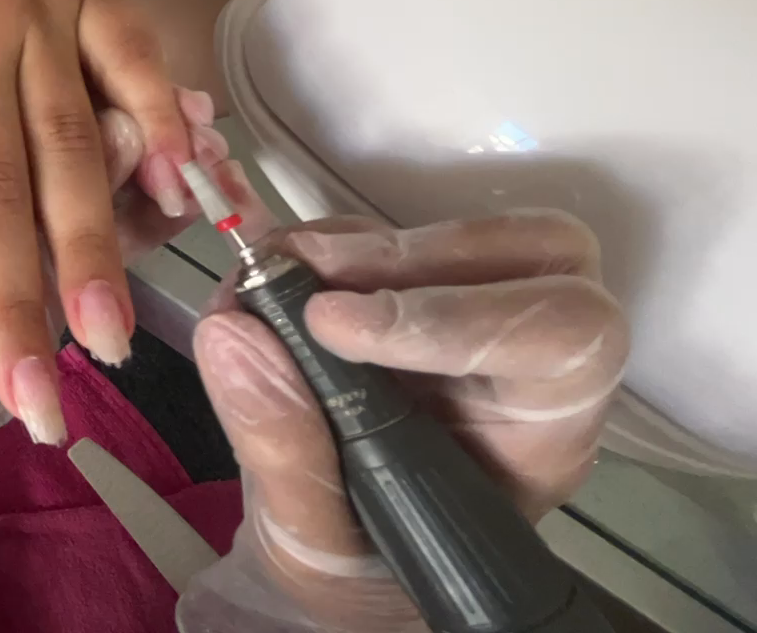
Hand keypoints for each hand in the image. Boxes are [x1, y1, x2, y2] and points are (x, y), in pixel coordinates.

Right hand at [180, 211, 629, 632]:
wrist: (327, 540)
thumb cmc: (348, 558)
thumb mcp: (312, 537)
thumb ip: (280, 449)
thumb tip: (230, 330)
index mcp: (532, 430)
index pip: (559, 339)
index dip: (449, 315)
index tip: (326, 327)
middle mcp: (509, 357)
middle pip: (534, 256)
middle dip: (404, 255)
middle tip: (300, 278)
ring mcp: (444, 310)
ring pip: (440, 231)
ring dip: (338, 245)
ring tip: (258, 289)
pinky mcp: (380, 286)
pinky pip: (357, 232)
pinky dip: (296, 247)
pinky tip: (255, 290)